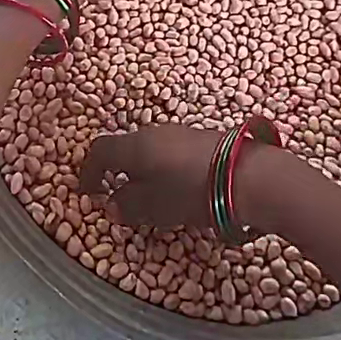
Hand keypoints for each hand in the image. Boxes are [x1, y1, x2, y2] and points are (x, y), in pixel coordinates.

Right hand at [77, 126, 222, 228]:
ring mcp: (180, 133)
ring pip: (150, 151)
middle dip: (118, 173)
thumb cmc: (191, 191)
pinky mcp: (204, 140)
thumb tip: (111, 204)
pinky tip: (181, 191)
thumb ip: (127, 205)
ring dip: (144, 172)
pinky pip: (172, 153)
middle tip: (120, 198)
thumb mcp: (154, 206)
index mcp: (133, 146)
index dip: (89, 172)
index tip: (88, 193)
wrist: (252, 177)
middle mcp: (153, 133)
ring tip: (153, 198)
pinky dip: (166, 171)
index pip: (99, 151)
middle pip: (125, 149)